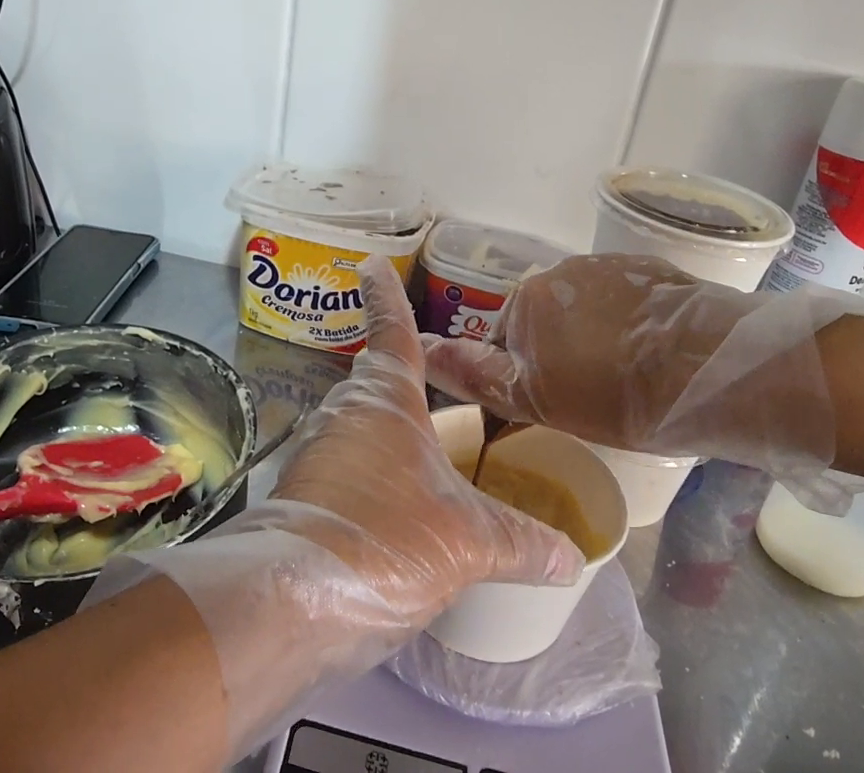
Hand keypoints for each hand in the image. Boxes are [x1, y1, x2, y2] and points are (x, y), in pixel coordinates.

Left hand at [269, 254, 584, 618]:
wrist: (290, 601)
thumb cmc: (386, 540)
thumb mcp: (468, 542)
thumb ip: (521, 543)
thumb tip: (572, 557)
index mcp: (384, 402)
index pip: (391, 334)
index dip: (386, 297)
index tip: (370, 262)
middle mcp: (342, 417)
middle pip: (375, 387)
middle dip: (401, 386)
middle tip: (435, 395)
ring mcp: (313, 456)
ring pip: (356, 433)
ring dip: (386, 442)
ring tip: (426, 469)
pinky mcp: (296, 499)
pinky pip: (341, 475)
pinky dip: (368, 485)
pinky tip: (392, 520)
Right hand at [423, 254, 858, 502]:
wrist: (716, 369)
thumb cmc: (620, 397)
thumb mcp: (539, 400)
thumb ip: (478, 373)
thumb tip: (424, 351)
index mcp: (526, 301)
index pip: (503, 340)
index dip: (524, 377)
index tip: (554, 406)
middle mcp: (560, 271)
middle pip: (546, 320)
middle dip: (560, 351)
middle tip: (595, 397)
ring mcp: (611, 265)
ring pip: (587, 309)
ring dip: (597, 335)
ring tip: (632, 377)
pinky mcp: (656, 271)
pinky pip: (628, 300)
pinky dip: (634, 323)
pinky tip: (658, 355)